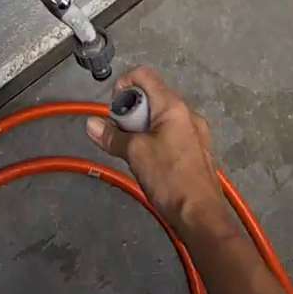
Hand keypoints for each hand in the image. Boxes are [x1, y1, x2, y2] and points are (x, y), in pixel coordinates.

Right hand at [84, 65, 237, 242]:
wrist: (202, 218)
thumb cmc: (169, 179)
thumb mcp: (135, 154)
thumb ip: (112, 136)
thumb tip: (91, 125)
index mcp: (173, 106)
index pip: (143, 75)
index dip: (123, 84)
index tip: (114, 109)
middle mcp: (188, 113)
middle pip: (152, 95)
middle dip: (131, 110)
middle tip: (121, 133)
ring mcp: (196, 132)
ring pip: (161, 116)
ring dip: (142, 126)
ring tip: (134, 149)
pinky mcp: (199, 150)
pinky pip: (171, 132)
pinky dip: (156, 137)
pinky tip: (151, 161)